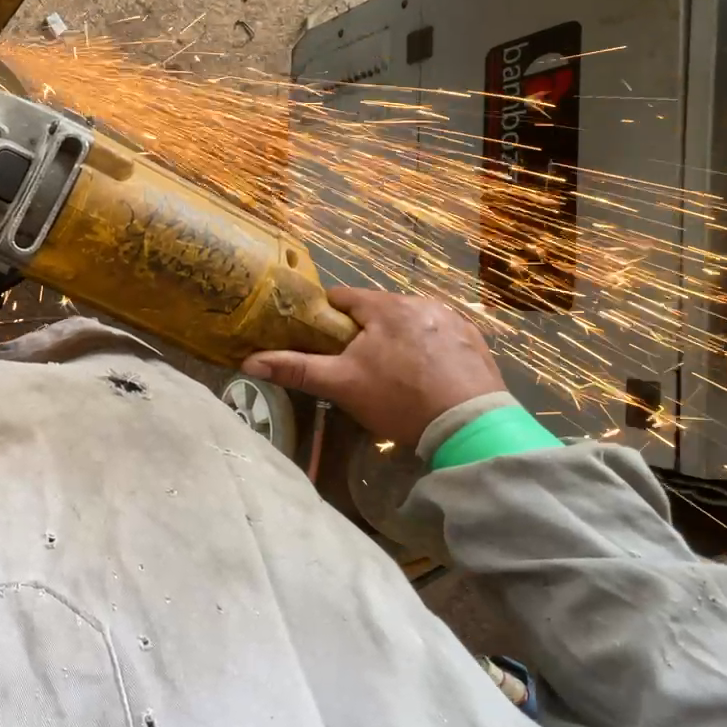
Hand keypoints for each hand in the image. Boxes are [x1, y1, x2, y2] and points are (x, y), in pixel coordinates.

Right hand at [239, 287, 505, 446]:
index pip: (342, 297)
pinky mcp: (477, 342)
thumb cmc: (399, 399)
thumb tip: (248, 363)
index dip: (325, 316)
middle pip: (377, 310)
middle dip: (362, 330)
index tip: (319, 339)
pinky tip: (424, 375)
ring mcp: (455, 321)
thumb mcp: (341, 384)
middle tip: (353, 363)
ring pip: (409, 322)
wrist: (472, 429)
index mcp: (386, 307)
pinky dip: (426, 348)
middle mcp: (423, 303)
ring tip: (389, 372)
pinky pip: (439, 335)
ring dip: (395, 338)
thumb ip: (295, 368)